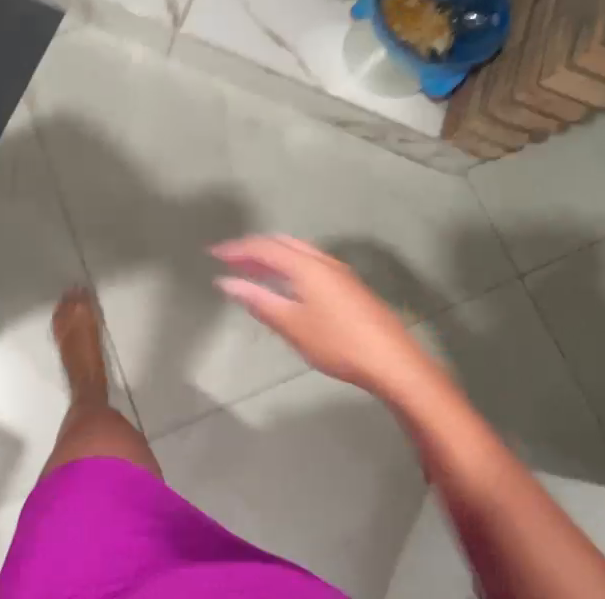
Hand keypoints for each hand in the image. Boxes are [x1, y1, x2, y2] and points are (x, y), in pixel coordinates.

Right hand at [212, 234, 440, 398]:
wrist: (392, 361)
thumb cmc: (336, 343)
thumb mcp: (291, 325)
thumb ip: (258, 300)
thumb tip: (226, 282)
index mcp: (305, 266)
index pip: (263, 248)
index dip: (236, 249)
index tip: (213, 254)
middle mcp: (321, 260)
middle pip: (281, 243)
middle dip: (253, 248)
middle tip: (230, 260)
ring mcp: (338, 272)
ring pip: (297, 252)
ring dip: (272, 256)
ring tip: (252, 270)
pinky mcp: (348, 285)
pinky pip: (309, 262)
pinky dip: (288, 265)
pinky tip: (285, 284)